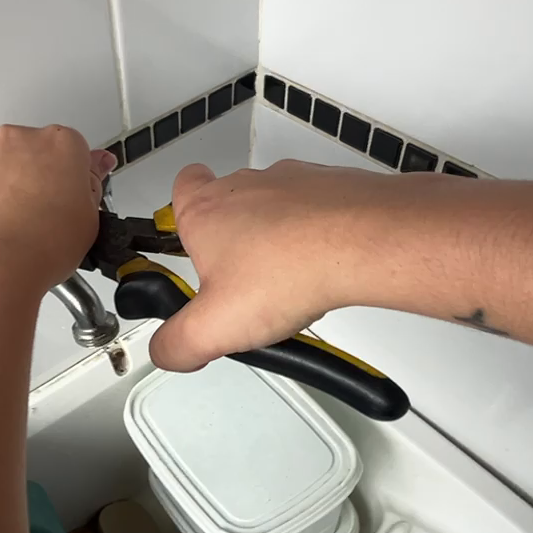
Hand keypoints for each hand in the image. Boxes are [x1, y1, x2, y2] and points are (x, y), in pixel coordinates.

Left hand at [0, 125, 115, 294]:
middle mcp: (20, 138)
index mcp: (61, 145)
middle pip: (32, 151)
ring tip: (9, 225)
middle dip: (34, 177)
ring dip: (1, 184)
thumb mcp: (89, 221)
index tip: (67, 198)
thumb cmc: (39, 247)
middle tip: (39, 217)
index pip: (73, 151)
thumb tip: (94, 169)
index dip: (71, 178)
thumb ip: (91, 185)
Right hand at [150, 159, 408, 370]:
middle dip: (231, 239)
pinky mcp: (334, 186)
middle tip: (239, 283)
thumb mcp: (214, 328)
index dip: (180, 214)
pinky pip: (315, 210)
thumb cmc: (288, 273)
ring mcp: (292, 181)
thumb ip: (176, 344)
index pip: (180, 187)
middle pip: (228, 203)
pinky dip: (315, 235)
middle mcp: (245, 186)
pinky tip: (323, 272)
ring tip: (287, 283)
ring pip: (274, 207)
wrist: (367, 243)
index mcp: (205, 210)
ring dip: (275, 238)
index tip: (188, 244)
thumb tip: (165, 351)